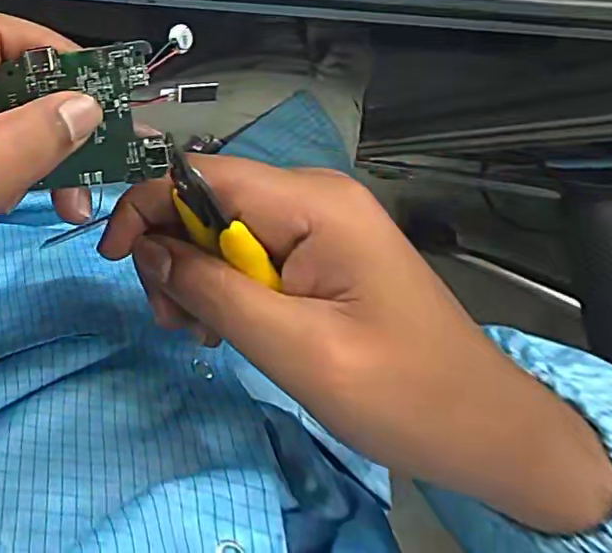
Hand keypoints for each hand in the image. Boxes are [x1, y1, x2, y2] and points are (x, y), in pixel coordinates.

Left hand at [0, 15, 103, 371]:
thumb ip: (21, 146)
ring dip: (42, 146)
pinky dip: (20, 165)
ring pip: (1, 111)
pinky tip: (44, 196)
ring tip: (80, 193)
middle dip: (54, 111)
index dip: (54, 54)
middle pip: (1, 73)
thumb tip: (87, 105)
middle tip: (107, 149)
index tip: (107, 91)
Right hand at [99, 157, 611, 534]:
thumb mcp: (298, 351)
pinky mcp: (313, 244)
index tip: (115, 258)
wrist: (496, 436)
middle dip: (172, 254)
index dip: (147, 207)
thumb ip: (213, 292)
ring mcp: (313, 217)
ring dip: (192, 274)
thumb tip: (146, 251)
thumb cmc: (407, 396)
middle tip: (172, 319)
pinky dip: (219, 282)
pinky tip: (224, 322)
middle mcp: (308, 193)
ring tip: (199, 329)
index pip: (199, 176)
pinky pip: (241, 247)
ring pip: (215, 225)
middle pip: (203, 200)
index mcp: (312, 202)